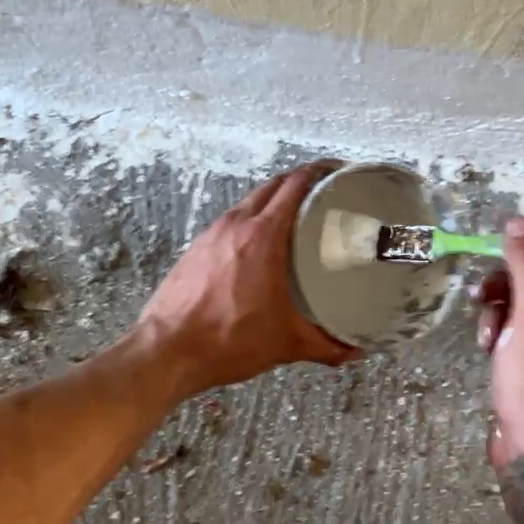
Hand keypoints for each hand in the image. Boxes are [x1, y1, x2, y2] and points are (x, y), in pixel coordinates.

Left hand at [135, 161, 360, 397]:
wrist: (167, 350)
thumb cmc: (228, 340)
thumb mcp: (286, 343)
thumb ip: (327, 345)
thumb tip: (357, 350)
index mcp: (263, 235)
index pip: (294, 185)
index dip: (319, 172)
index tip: (338, 172)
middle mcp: (236, 224)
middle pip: (273, 185)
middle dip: (299, 182)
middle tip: (324, 193)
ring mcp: (212, 233)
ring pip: (249, 201)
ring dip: (273, 200)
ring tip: (296, 217)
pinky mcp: (196, 247)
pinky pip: (231, 221)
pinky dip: (250, 220)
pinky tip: (259, 244)